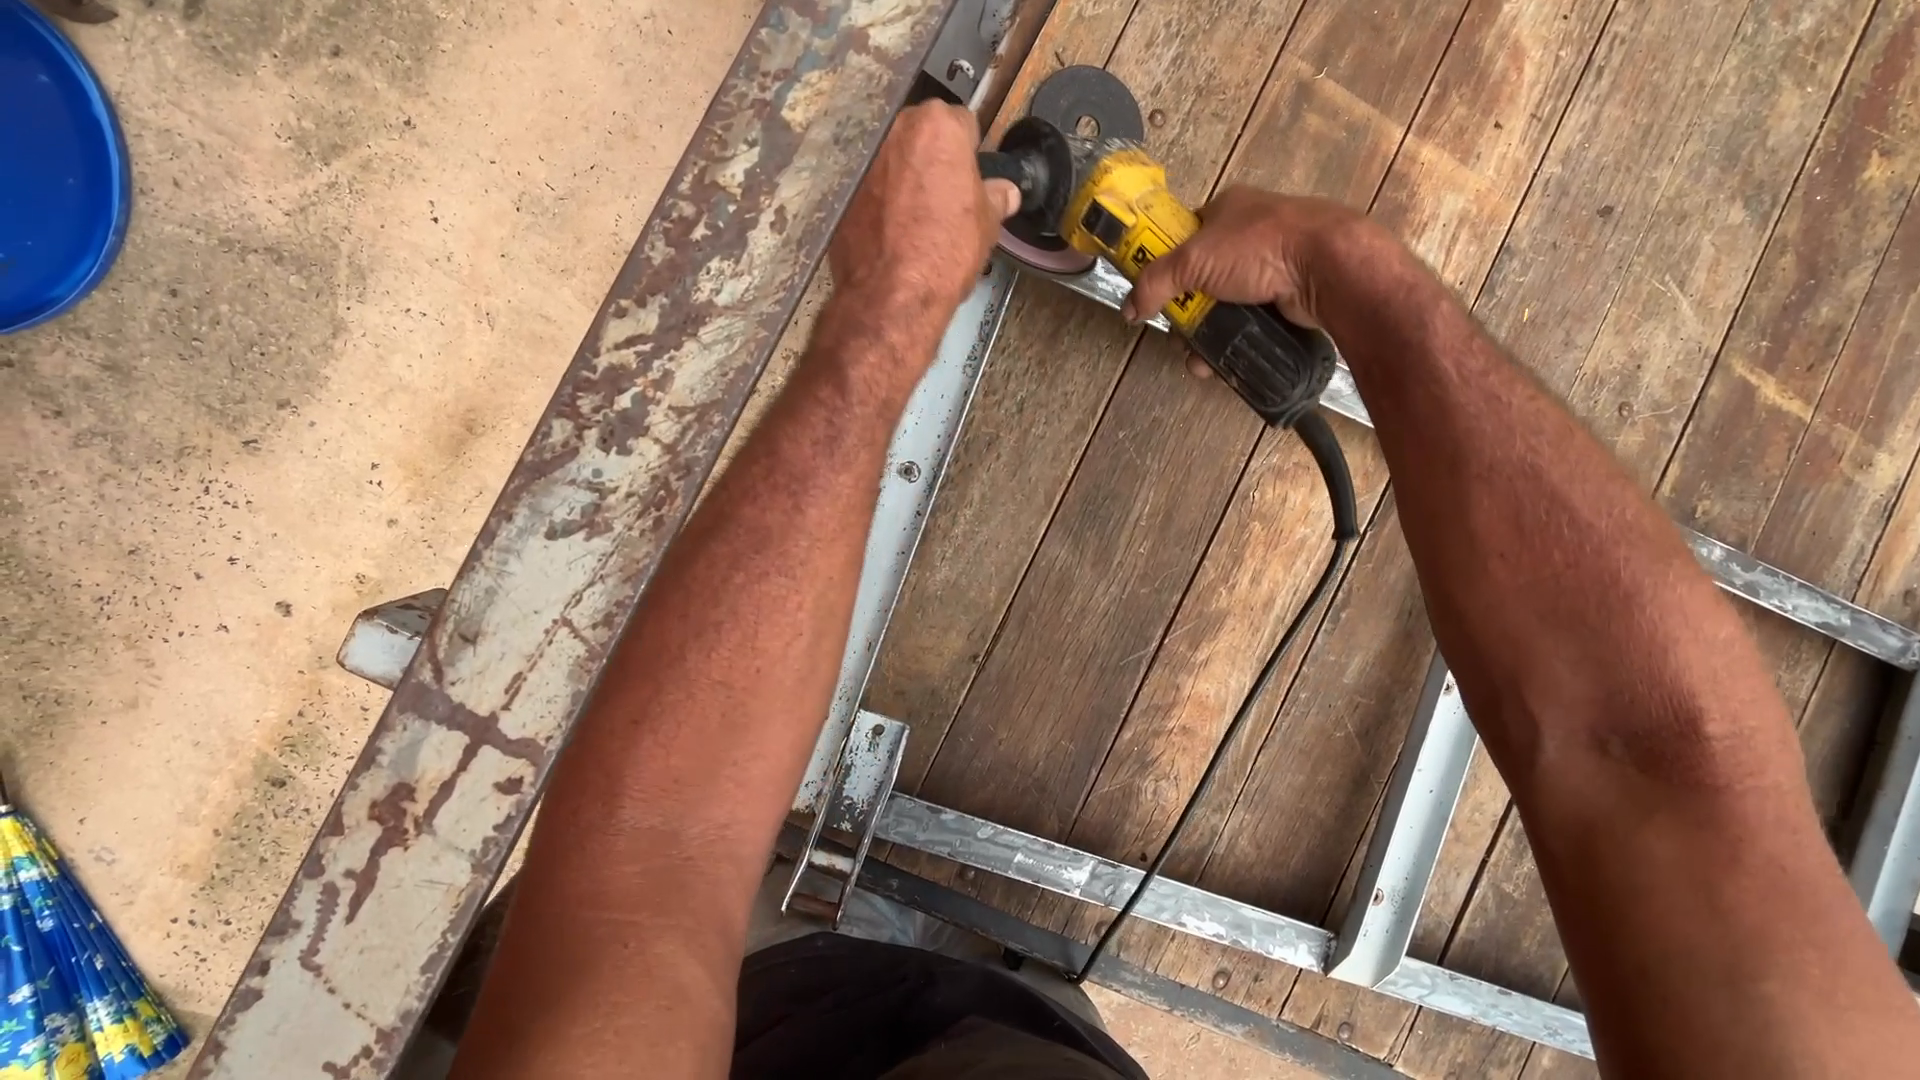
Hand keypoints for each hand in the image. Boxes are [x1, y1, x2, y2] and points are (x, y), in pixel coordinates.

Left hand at [829, 102, 1020, 315]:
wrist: (891, 294)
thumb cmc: (940, 254)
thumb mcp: (987, 224)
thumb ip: (996, 197)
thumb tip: (1004, 193)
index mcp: (938, 126)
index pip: (963, 123)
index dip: (970, 151)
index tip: (971, 173)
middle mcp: (896, 132)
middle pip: (923, 136)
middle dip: (934, 161)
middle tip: (947, 198)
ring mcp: (865, 159)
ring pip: (894, 161)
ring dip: (905, 180)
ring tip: (920, 219)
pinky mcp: (843, 190)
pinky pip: (871, 187)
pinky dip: (881, 202)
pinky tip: (894, 231)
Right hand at [1119, 187, 1383, 375]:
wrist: (1326, 266)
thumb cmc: (1257, 247)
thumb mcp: (1193, 261)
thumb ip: (1154, 284)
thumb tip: (1128, 311)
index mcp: (1227, 207)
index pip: (1184, 235)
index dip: (1165, 264)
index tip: (1155, 294)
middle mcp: (1248, 231)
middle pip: (1200, 277)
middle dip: (1185, 311)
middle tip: (1179, 333)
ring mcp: (1269, 263)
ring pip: (1223, 303)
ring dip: (1205, 333)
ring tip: (1199, 358)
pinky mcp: (1284, 294)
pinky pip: (1247, 320)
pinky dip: (1231, 340)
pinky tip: (1221, 360)